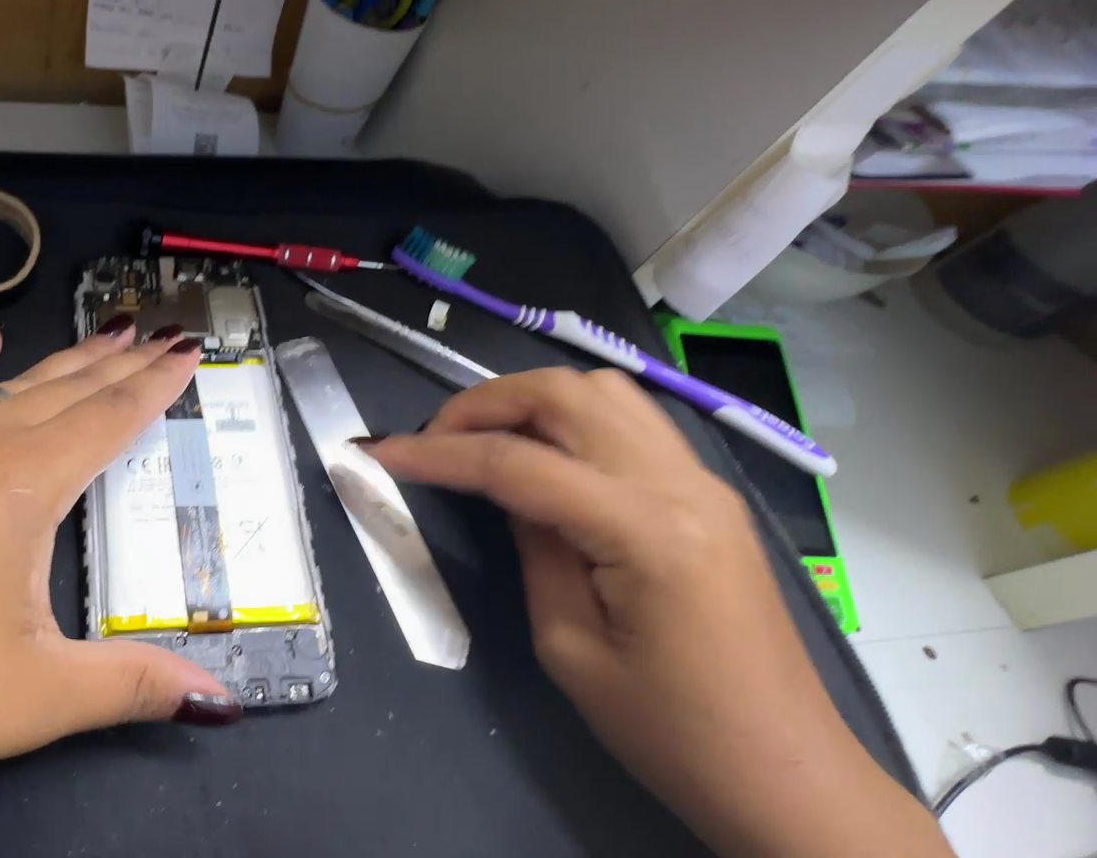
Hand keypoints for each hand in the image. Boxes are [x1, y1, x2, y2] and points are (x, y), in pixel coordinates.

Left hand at [0, 321, 234, 857]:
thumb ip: (132, 685)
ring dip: (60, 364)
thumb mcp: (32, 699)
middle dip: (120, 362)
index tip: (187, 348)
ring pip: (6, 389)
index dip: (155, 383)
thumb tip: (217, 699)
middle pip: (64, 390)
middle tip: (160, 334)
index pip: (108, 418)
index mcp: (20, 486)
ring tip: (100, 338)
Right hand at [359, 369, 949, 857]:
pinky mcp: (708, 494)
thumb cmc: (673, 732)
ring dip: (530, 400)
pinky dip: (571, 417)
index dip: (437, 453)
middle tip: (435, 439)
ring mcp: (703, 482)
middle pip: (566, 393)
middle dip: (484, 403)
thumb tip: (506, 495)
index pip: (517, 463)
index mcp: (645, 530)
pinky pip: (629, 421)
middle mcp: (681, 484)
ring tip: (484, 439)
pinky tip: (543, 455)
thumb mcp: (569, 647)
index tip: (379, 453)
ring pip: (603, 391)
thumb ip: (533, 549)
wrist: (789, 777)